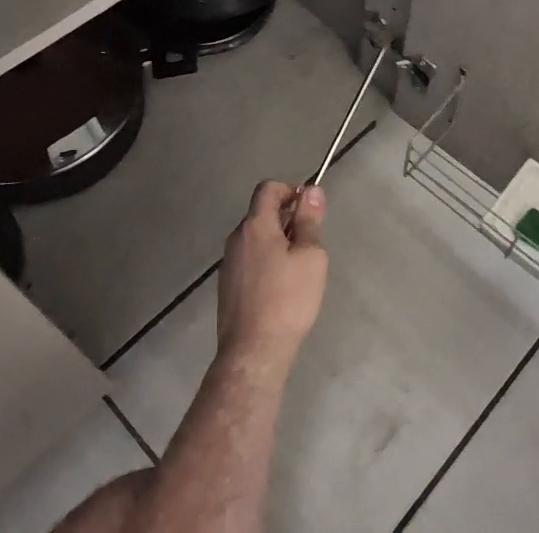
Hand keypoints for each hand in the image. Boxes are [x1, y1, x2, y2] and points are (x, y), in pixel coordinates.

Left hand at [216, 181, 328, 366]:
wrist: (254, 351)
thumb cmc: (288, 299)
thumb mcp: (310, 257)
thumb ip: (309, 221)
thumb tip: (311, 191)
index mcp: (255, 226)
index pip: (267, 189)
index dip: (289, 190)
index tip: (308, 209)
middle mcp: (236, 239)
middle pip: (260, 214)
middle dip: (285, 219)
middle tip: (309, 244)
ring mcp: (228, 264)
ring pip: (254, 239)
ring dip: (276, 242)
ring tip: (297, 270)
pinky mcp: (227, 286)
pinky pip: (249, 260)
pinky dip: (265, 262)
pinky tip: (280, 289)